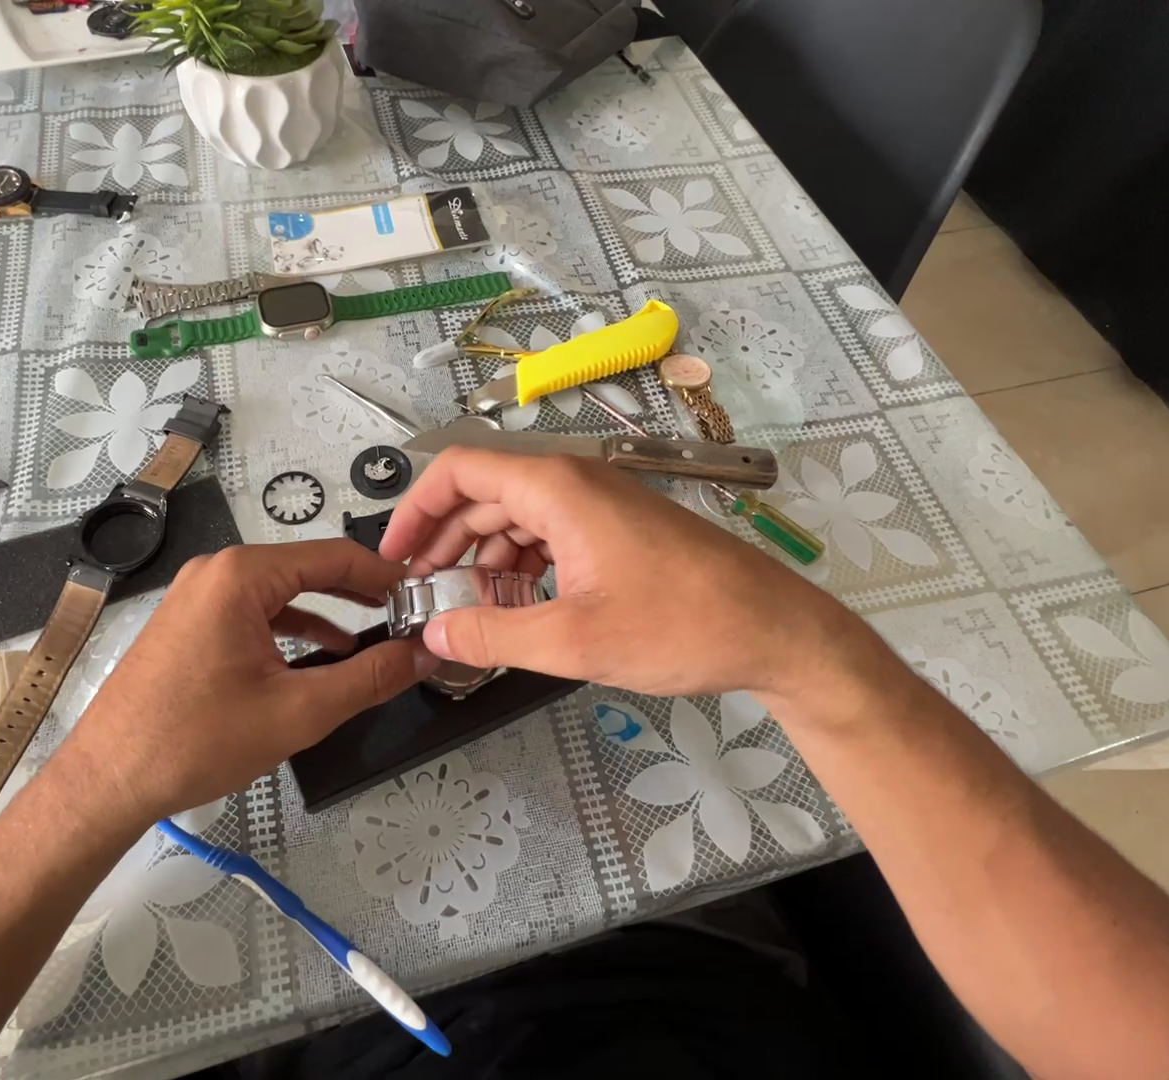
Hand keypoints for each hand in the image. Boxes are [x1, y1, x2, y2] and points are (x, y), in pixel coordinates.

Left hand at [57, 540, 438, 824]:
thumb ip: (370, 678)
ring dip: (327, 611)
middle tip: (404, 613)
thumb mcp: (299, 711)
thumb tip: (423, 653)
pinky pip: (253, 613)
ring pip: (280, 592)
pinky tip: (318, 654)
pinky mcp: (189, 625)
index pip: (333, 555)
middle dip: (358, 591)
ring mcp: (197, 597)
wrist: (106, 780)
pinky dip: (291, 627)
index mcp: (242, 575)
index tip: (421, 592)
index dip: (384, 573)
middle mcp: (216, 572)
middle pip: (306, 569)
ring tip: (371, 634)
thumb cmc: (197, 739)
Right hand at [377, 448, 892, 702]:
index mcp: (556, 488)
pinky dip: (520, 566)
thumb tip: (433, 635)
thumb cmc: (679, 626)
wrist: (775, 630)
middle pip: (484, 495)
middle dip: (444, 542)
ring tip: (464, 610)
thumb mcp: (573, 640)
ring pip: (516, 517)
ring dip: (483, 558)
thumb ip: (493, 635)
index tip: (393, 556)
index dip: (415, 509)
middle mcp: (574, 481)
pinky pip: (549, 535)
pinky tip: (516, 607)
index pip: (460, 471)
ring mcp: (599, 503)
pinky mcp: (617, 528)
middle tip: (422, 595)